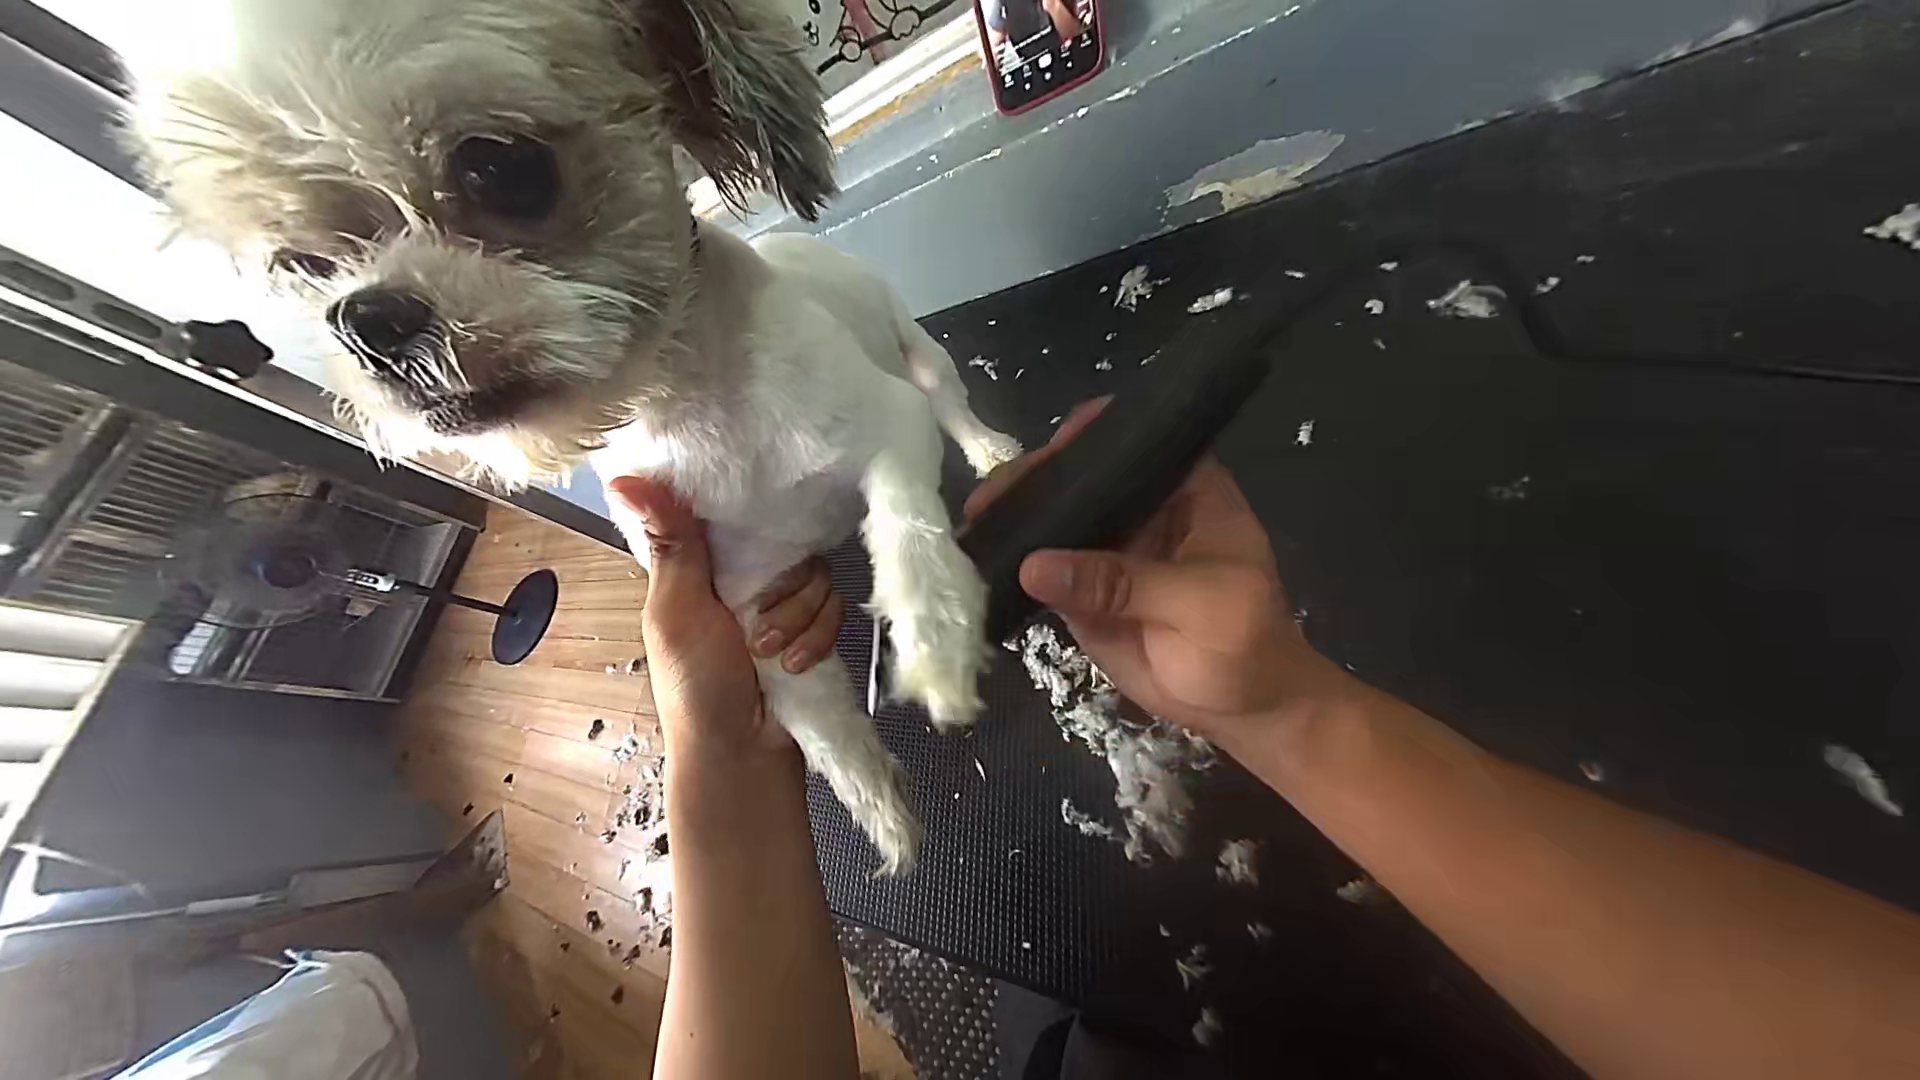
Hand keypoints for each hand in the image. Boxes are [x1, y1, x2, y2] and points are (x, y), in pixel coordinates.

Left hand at [607, 477, 843, 761]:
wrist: (742, 751)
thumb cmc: (696, 686)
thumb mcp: (677, 612)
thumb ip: (673, 547)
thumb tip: (627, 482)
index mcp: (708, 569)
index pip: (738, 519)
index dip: (754, 520)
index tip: (761, 538)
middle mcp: (750, 582)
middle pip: (791, 551)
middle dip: (782, 596)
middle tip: (757, 630)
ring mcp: (786, 607)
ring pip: (819, 582)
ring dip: (799, 623)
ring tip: (772, 656)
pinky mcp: (815, 629)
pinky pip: (836, 611)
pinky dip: (817, 640)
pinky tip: (794, 665)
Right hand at [964, 400, 1343, 740]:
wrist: (1237, 706)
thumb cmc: (1243, 642)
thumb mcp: (1199, 604)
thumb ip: (1121, 582)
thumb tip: (1034, 566)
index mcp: (1181, 487)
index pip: (1133, 440)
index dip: (1092, 433)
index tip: (1053, 451)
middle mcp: (1135, 506)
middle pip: (1077, 476)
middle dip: (1032, 480)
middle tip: (989, 500)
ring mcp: (1103, 547)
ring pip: (1050, 520)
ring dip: (1012, 519)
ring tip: (971, 526)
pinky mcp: (1078, 588)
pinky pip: (1039, 570)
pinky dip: (1010, 566)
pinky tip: (976, 564)